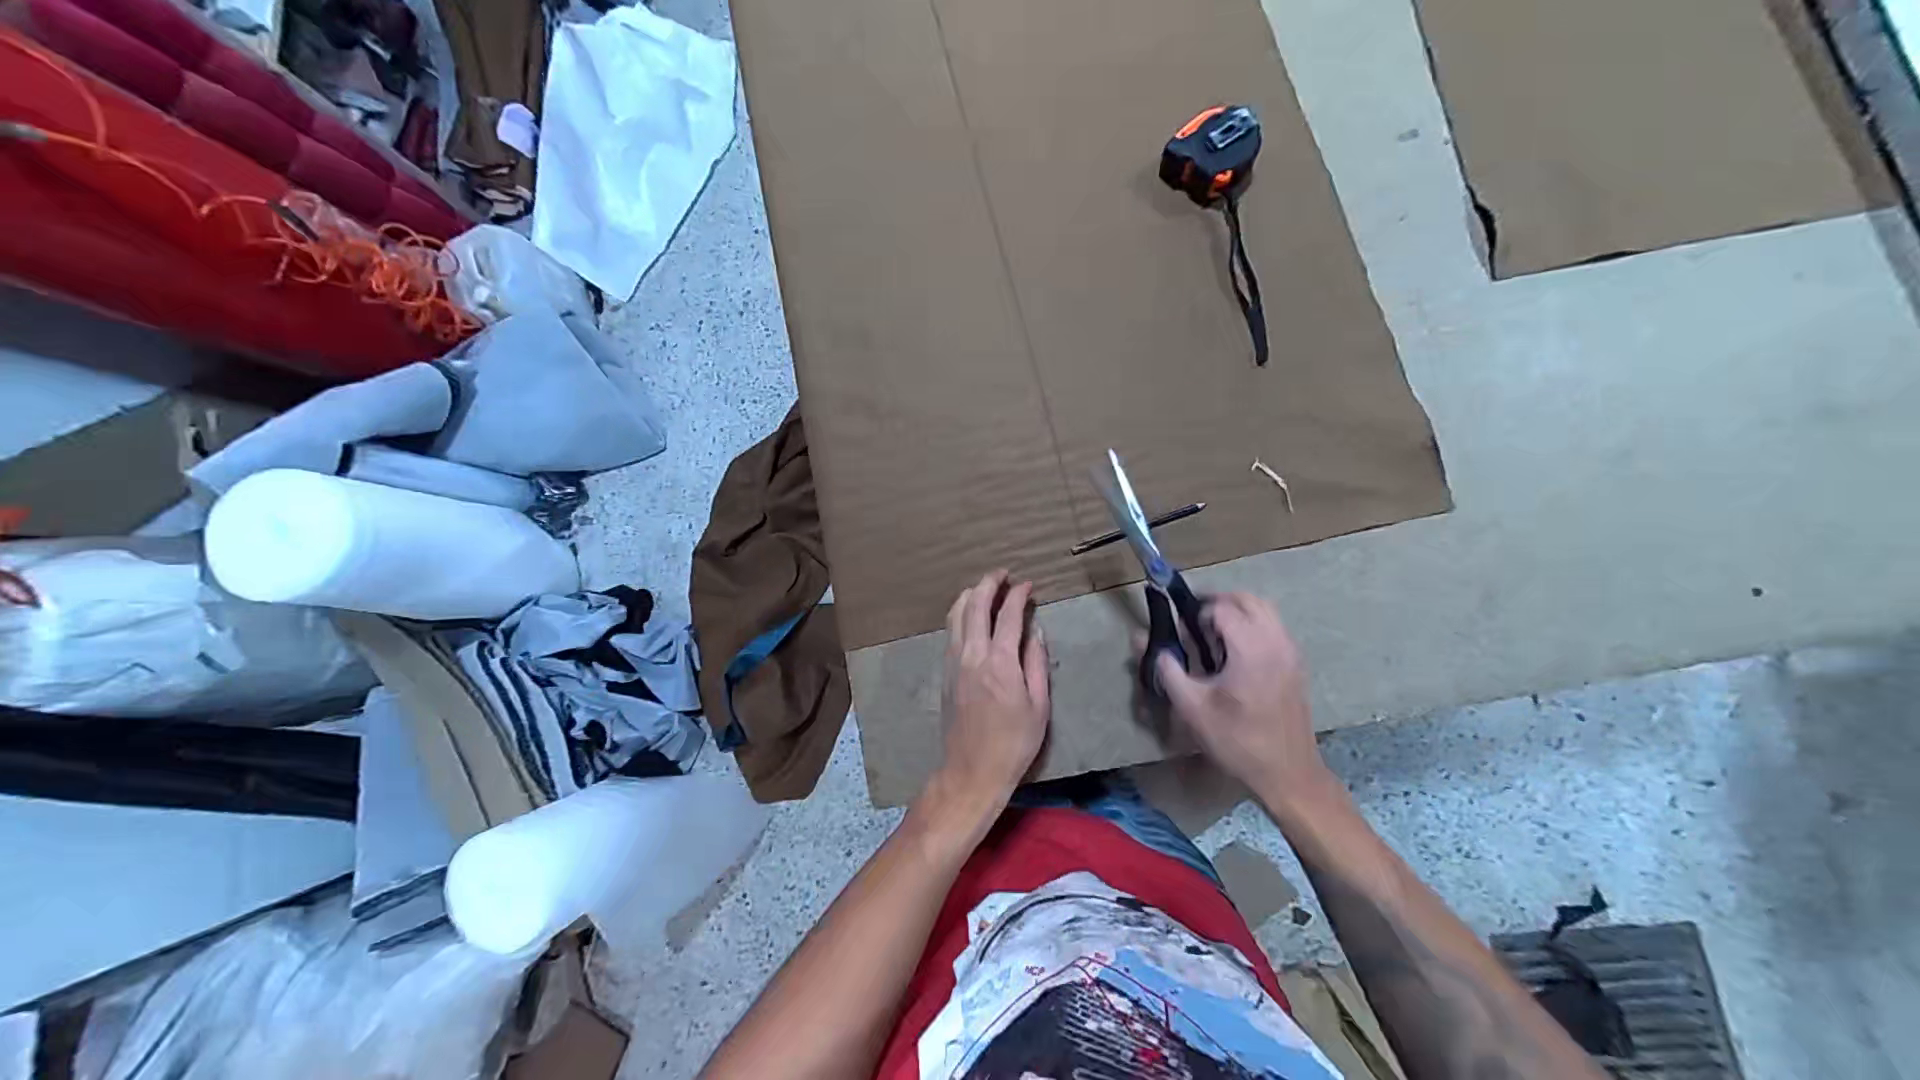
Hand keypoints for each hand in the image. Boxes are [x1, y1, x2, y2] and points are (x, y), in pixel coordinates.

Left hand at [935, 570, 1050, 807]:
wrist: (971, 770)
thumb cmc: (1014, 743)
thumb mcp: (1039, 706)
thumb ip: (1037, 664)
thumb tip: (1035, 633)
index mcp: (1000, 663)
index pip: (1007, 615)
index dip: (1018, 595)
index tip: (1027, 585)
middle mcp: (972, 655)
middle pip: (975, 605)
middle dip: (989, 583)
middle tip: (1003, 574)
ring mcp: (953, 662)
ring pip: (956, 614)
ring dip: (971, 594)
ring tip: (985, 587)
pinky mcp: (945, 672)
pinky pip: (951, 631)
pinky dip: (960, 614)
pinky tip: (970, 615)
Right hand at [1152, 592, 1330, 801]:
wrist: (1287, 773)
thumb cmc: (1237, 741)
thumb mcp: (1192, 708)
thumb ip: (1168, 670)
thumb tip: (1149, 644)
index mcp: (1251, 649)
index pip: (1221, 608)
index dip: (1196, 615)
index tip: (1182, 633)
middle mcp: (1276, 641)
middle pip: (1247, 599)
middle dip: (1218, 604)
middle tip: (1195, 623)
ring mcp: (1291, 651)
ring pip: (1264, 610)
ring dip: (1237, 613)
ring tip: (1214, 638)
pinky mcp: (1297, 664)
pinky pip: (1273, 627)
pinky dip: (1252, 626)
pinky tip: (1236, 655)